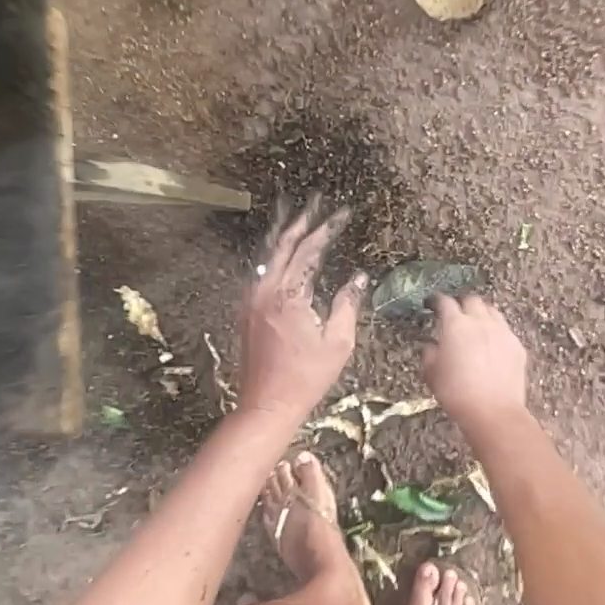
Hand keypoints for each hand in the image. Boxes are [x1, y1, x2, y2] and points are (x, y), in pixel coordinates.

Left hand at [237, 198, 365, 421]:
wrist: (266, 404)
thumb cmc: (306, 378)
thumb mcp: (338, 342)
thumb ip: (347, 304)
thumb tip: (358, 277)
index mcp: (290, 295)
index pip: (310, 250)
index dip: (328, 229)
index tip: (343, 214)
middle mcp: (265, 291)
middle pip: (283, 244)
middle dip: (301, 221)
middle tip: (314, 201)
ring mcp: (251, 300)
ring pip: (267, 255)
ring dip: (282, 234)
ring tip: (292, 214)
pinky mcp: (246, 311)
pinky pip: (259, 272)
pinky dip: (272, 256)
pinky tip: (278, 252)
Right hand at [422, 294, 528, 431]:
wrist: (492, 411)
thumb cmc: (456, 393)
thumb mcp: (431, 374)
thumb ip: (429, 353)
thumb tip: (431, 346)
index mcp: (456, 325)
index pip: (445, 302)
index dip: (437, 301)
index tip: (432, 303)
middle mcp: (481, 322)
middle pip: (472, 300)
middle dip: (462, 304)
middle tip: (455, 316)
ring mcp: (502, 332)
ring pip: (492, 311)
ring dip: (482, 315)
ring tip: (476, 327)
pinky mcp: (517, 346)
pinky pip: (505, 330)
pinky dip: (496, 333)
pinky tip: (492, 347)